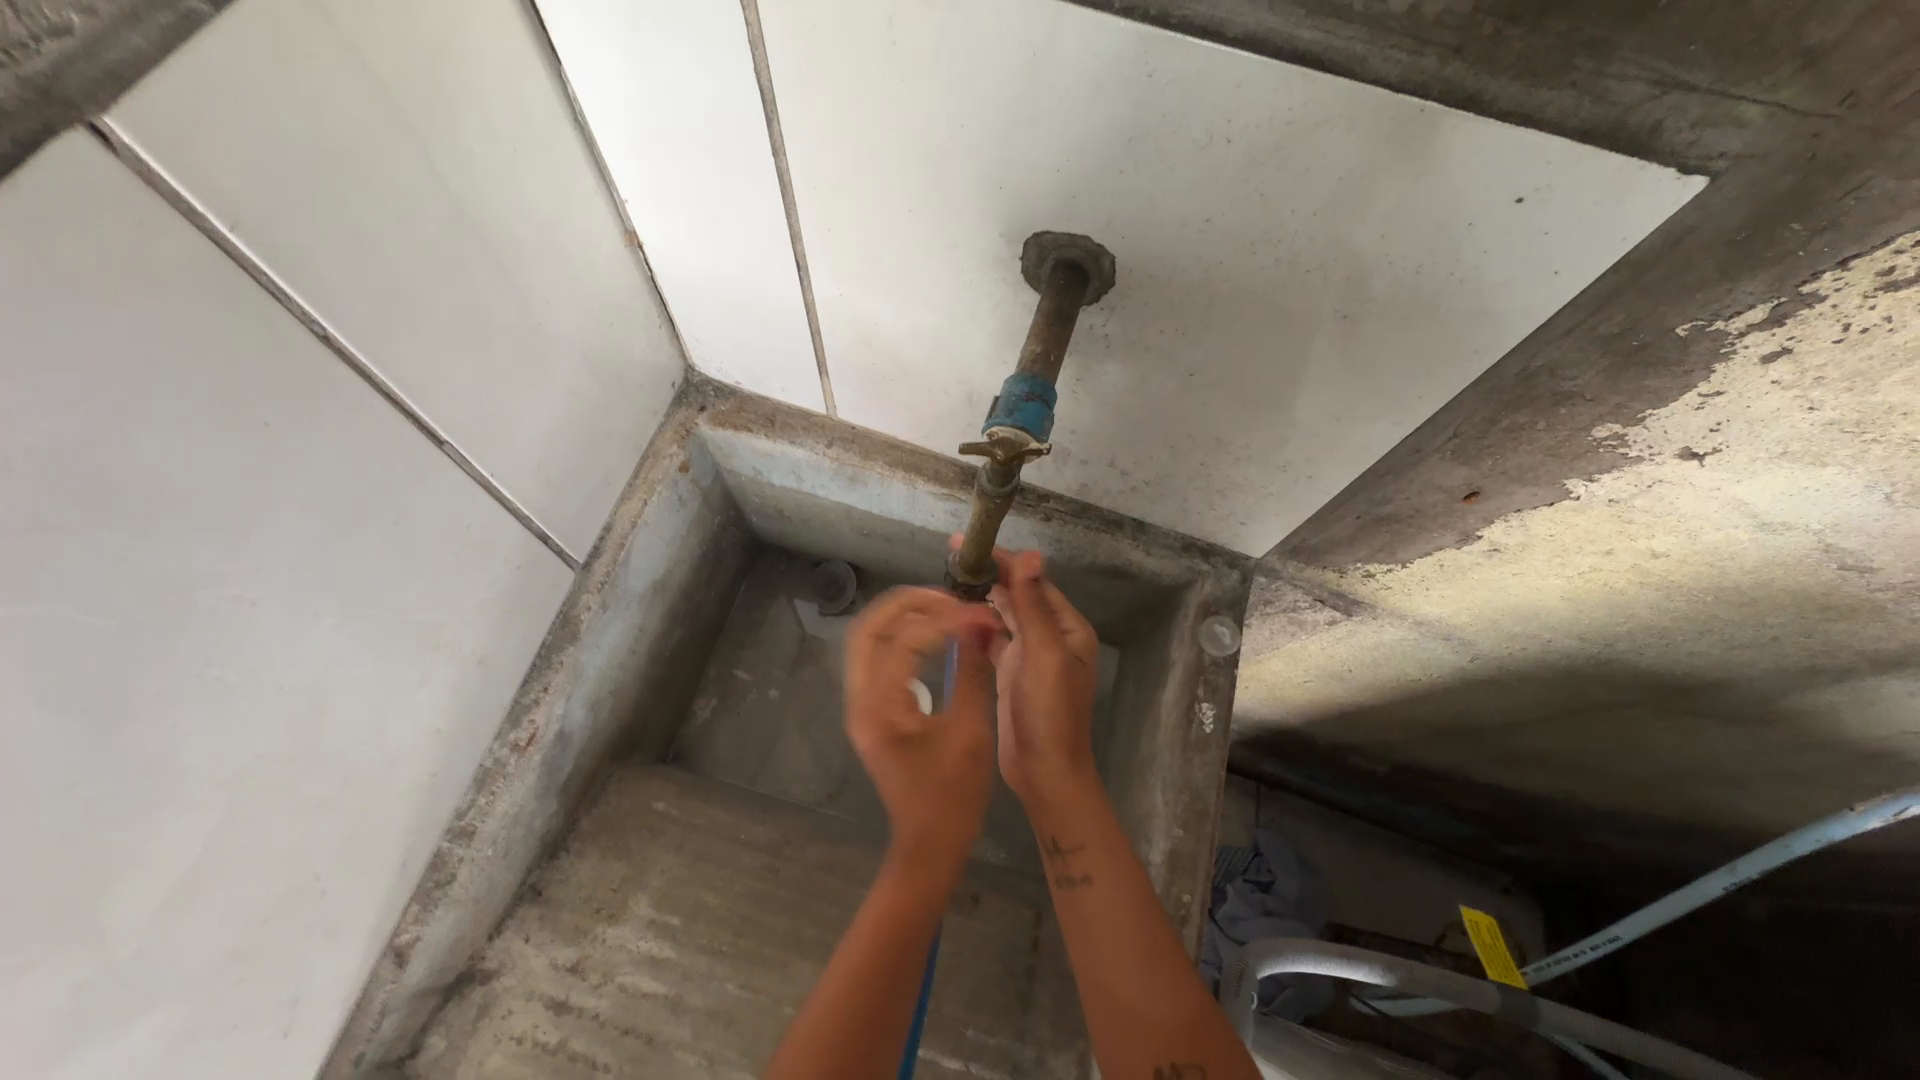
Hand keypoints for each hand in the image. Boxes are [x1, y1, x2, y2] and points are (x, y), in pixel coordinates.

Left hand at [844, 587, 999, 874]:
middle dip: (908, 604)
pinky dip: (903, 639)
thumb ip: (973, 671)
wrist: (929, 845)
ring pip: (869, 641)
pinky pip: (878, 660)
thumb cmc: (953, 796)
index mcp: (880, 706)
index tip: (980, 613)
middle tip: (950, 597)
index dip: (944, 619)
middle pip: (868, 629)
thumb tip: (981, 623)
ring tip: (945, 610)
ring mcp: (861, 706)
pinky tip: (935, 637)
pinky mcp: (872, 712)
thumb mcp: (971, 731)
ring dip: (903, 618)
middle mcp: (860, 700)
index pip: (904, 640)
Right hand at [950, 538, 1101, 803]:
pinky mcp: (1011, 675)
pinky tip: (956, 617)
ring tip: (949, 581)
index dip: (1005, 561)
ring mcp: (1031, 657)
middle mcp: (1052, 637)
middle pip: (1019, 596)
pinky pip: (994, 641)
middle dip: (990, 576)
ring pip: (1005, 617)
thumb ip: (1034, 605)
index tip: (970, 544)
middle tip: (951, 558)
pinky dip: (978, 626)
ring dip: (982, 599)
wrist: (1045, 771)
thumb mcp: (1044, 653)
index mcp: (1067, 628)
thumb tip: (1032, 554)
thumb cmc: (1050, 712)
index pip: (1034, 583)